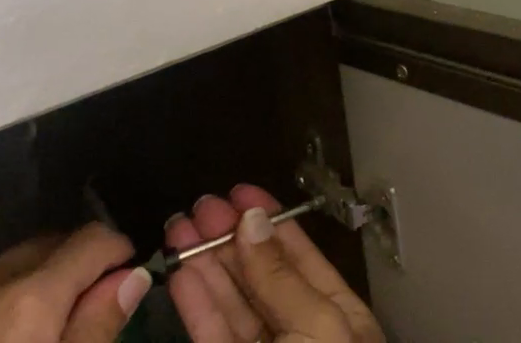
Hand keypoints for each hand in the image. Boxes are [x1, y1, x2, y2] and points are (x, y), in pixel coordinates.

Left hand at [0, 223, 150, 342]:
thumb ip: (97, 327)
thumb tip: (132, 277)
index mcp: (29, 296)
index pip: (92, 238)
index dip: (119, 254)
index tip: (128, 281)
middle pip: (51, 244)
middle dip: (78, 267)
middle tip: (89, 311)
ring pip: (10, 265)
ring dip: (37, 282)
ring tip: (41, 332)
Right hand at [164, 184, 383, 342]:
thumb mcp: (317, 332)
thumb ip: (282, 278)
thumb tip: (254, 219)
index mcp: (339, 321)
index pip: (302, 259)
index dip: (271, 222)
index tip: (241, 191)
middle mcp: (302, 337)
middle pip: (261, 277)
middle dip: (231, 238)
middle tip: (200, 205)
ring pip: (233, 305)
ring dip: (207, 265)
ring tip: (181, 228)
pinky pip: (215, 336)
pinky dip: (197, 304)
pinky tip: (182, 275)